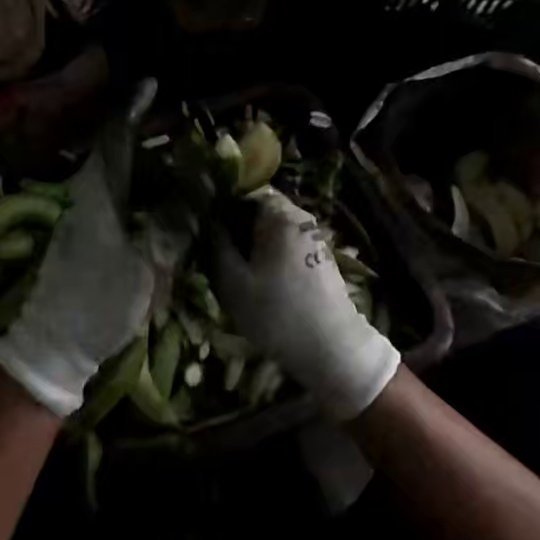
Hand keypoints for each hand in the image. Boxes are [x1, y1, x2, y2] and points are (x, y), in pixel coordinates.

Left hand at [0, 107, 153, 417]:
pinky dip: (135, 190)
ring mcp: (79, 216)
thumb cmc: (99, 302)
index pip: (116, 137)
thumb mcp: (147, 263)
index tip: (150, 85)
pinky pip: (111, 197)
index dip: (134, 108)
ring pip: (112, 175)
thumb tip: (200, 179)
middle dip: (143, 134)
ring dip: (140, 164)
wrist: (51, 348)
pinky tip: (156, 200)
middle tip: (177, 128)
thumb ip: (174, 219)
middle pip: (114, 152)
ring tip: (175, 161)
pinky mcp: (80, 236)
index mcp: (97, 194)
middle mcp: (83, 196)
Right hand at [215, 189, 400, 419]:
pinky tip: (262, 274)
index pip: (243, 190)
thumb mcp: (233, 282)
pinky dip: (272, 249)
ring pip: (274, 225)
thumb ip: (218, 244)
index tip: (207, 225)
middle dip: (238, 222)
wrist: (332, 348)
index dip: (222, 204)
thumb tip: (210, 221)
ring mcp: (314, 234)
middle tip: (218, 247)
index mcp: (278, 214)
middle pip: (259, 207)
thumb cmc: (276, 312)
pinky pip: (288, 240)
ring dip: (254, 237)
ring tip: (238, 263)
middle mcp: (300, 215)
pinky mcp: (321, 254)